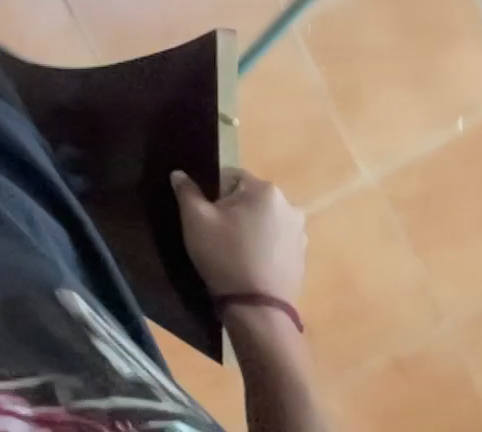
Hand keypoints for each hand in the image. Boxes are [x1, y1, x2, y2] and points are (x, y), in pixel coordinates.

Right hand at [171, 167, 305, 302]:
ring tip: (232, 248)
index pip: (229, 176)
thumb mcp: (195, 219)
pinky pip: (274, 237)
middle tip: (216, 231)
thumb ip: (187, 191)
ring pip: (262, 217)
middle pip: (248, 196)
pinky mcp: (302, 254)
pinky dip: (261, 242)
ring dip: (247, 225)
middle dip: (231, 208)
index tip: (205, 214)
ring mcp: (299, 232)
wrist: (258, 308)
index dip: (212, 192)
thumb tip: (179, 173)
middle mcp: (289, 205)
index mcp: (264, 191)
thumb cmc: (224, 255)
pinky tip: (248, 260)